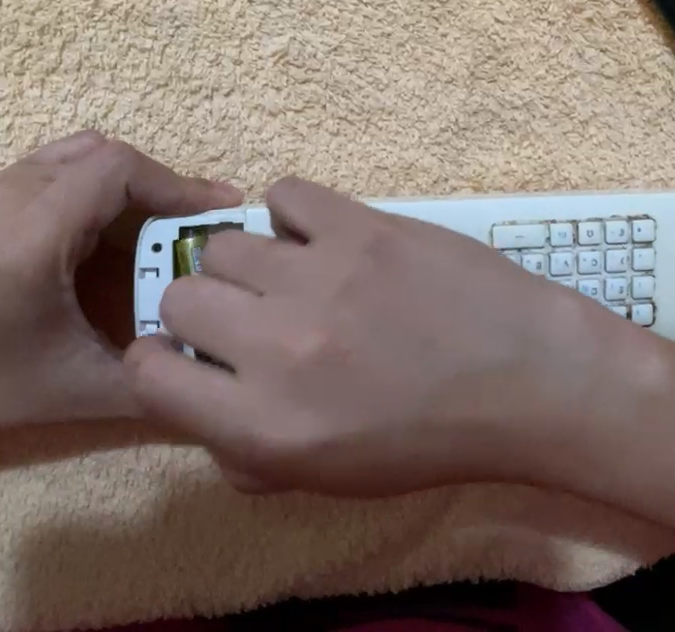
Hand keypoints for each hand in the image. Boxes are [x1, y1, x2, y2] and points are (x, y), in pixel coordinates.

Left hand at [0, 131, 240, 438]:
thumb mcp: (78, 394)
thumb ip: (155, 384)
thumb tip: (223, 368)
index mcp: (30, 240)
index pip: (117, 170)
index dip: (177, 183)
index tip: (219, 211)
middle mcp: (11, 198)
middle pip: (110, 155)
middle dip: (166, 185)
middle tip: (201, 223)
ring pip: (88, 151)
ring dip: (136, 181)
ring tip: (166, 221)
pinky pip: (65, 160)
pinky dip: (105, 179)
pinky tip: (117, 221)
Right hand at [124, 178, 638, 495]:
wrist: (526, 377)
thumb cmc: (430, 438)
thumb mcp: (331, 478)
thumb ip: (248, 450)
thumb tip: (202, 401)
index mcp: (263, 426)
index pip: (148, 377)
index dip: (162, 360)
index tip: (191, 352)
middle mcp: (276, 349)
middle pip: (182, 297)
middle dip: (209, 309)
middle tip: (255, 313)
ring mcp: (318, 277)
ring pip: (225, 243)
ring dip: (252, 262)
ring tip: (297, 273)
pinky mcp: (360, 227)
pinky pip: (285, 194)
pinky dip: (294, 214)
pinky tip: (324, 236)